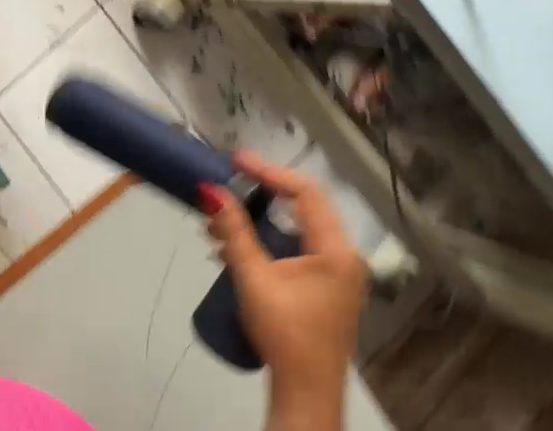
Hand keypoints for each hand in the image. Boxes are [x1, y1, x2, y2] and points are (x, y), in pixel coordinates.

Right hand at [203, 151, 365, 423]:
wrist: (306, 391)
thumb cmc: (285, 332)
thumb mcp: (253, 277)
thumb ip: (233, 230)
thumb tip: (210, 189)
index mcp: (336, 250)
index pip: (306, 192)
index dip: (269, 170)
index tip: (235, 160)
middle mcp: (342, 256)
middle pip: (303, 206)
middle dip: (259, 193)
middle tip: (224, 184)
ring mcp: (336, 273)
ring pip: (295, 228)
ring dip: (256, 220)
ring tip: (216, 223)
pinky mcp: (323, 287)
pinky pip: (294, 247)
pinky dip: (264, 240)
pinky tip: (231, 248)